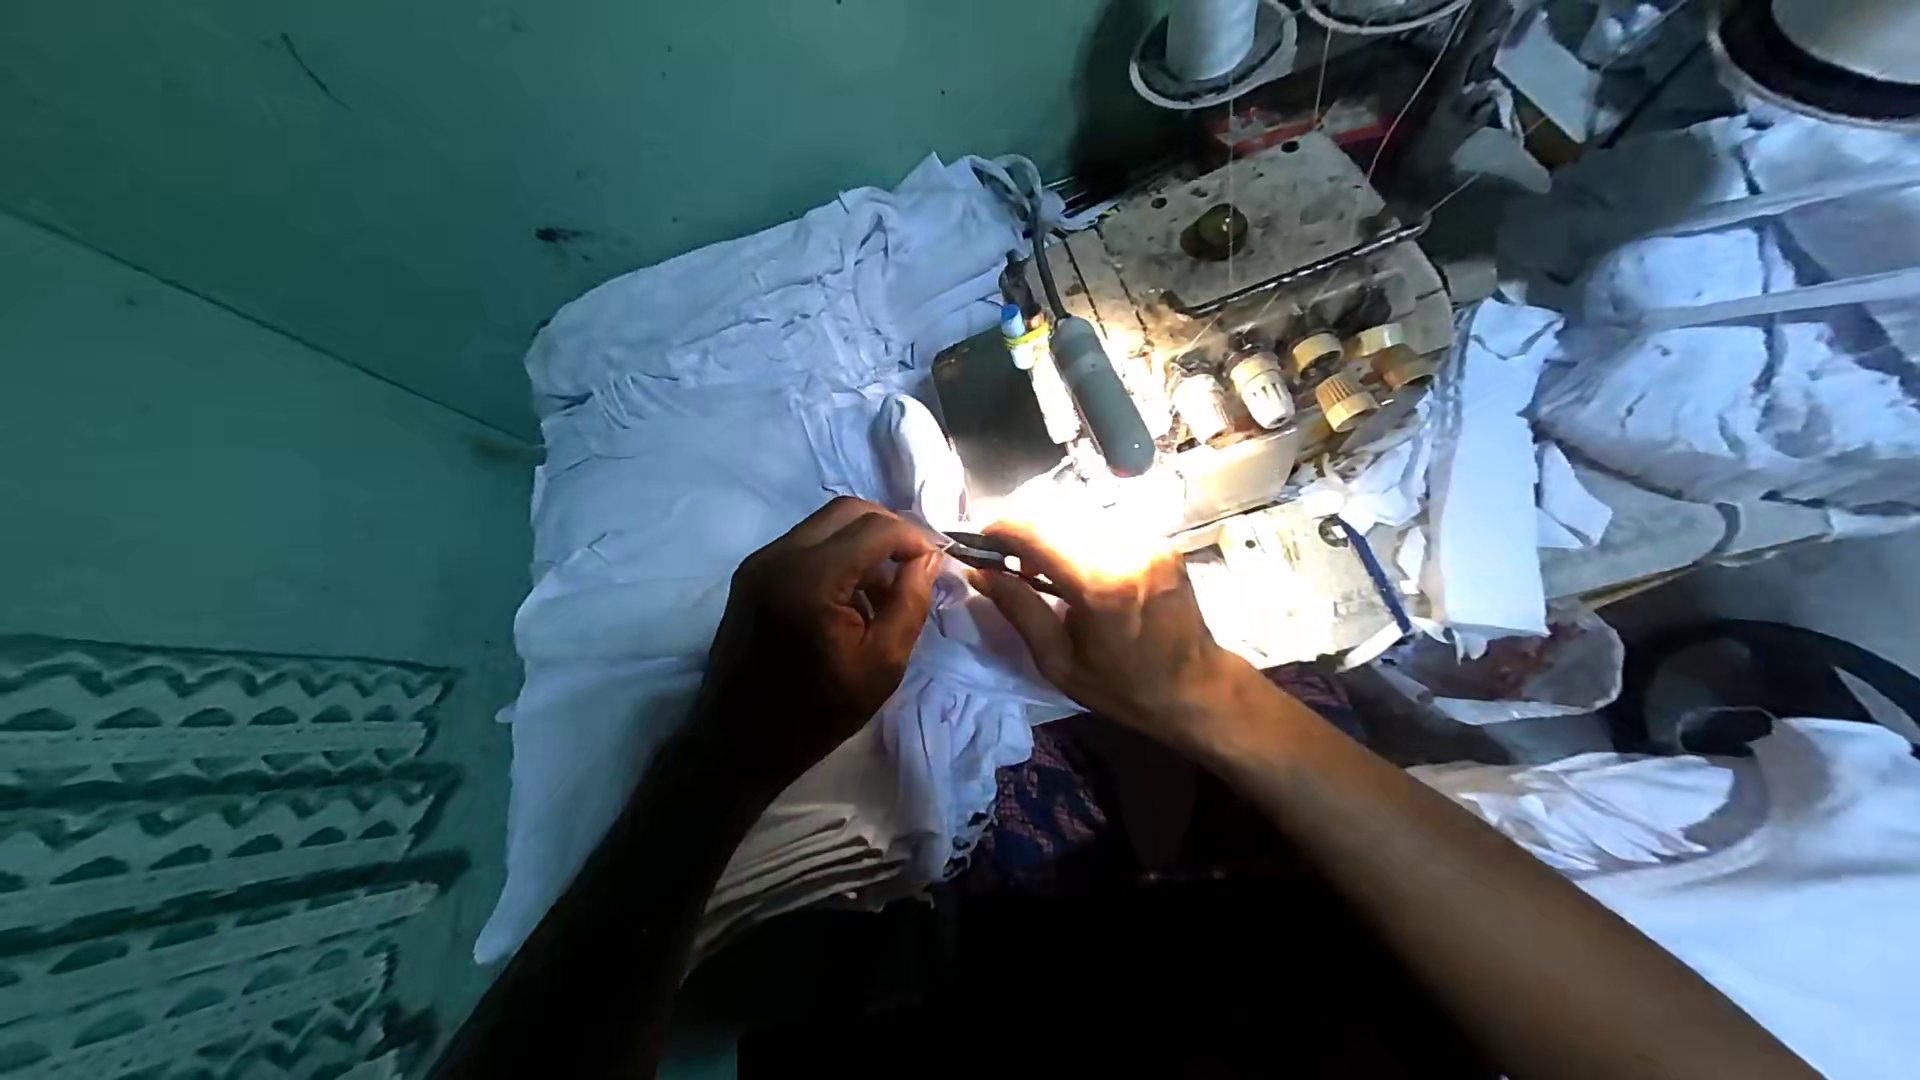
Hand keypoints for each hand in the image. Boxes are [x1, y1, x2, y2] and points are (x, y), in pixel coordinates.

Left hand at [698, 497, 941, 790]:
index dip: (913, 539)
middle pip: (848, 510)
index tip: (933, 564)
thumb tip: (928, 559)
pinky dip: (836, 553)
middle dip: (889, 529)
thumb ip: (910, 602)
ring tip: (883, 587)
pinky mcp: (751, 573)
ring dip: (862, 541)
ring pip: (825, 523)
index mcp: (811, 580)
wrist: (738, 742)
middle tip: (911, 565)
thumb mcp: (882, 664)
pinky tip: (850, 594)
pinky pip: (804, 543)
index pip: (876, 528)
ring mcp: (759, 561)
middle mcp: (779, 556)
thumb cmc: (817, 712)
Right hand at [966, 523, 1269, 757]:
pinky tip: (1077, 572)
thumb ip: (1019, 609)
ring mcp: (1151, 543)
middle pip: (1057, 520)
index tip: (979, 541)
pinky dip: (1080, 544)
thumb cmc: (1124, 688)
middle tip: (1007, 565)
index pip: (1038, 533)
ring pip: (1079, 522)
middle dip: (1025, 536)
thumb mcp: (1059, 662)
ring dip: (1052, 539)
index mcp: (1102, 585)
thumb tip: (979, 571)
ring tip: (1042, 574)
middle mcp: (1129, 551)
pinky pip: (1104, 531)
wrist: (1199, 689)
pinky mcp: (1162, 543)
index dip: (1001, 530)